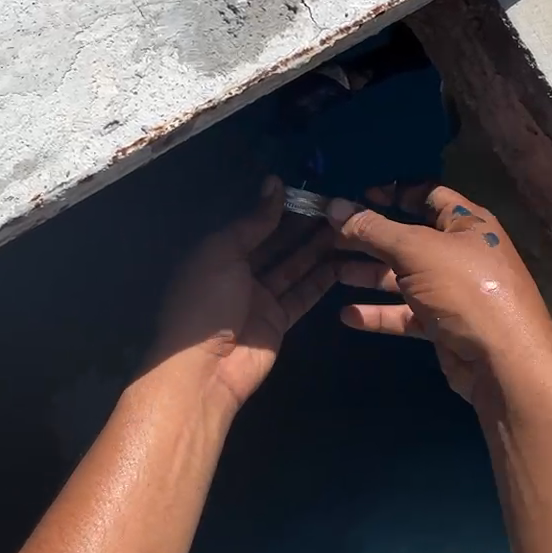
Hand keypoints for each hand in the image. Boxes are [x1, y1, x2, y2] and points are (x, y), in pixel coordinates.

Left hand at [150, 177, 338, 421]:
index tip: (310, 191)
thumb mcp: (222, 252)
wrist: (205, 368)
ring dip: (316, 248)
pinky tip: (343, 261)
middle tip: (336, 207)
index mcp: (218, 253)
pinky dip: (321, 280)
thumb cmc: (205, 302)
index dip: (280, 208)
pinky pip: (302, 295)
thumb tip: (274, 184)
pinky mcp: (278, 321)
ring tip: (346, 228)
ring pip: (293, 267)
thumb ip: (253, 221)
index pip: (254, 224)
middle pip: (276, 245)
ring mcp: (259, 299)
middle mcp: (239, 273)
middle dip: (303, 226)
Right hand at [329, 184, 551, 407]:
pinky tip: (348, 315)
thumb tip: (334, 206)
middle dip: (370, 237)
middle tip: (329, 235)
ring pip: (402, 277)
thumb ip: (373, 229)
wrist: (501, 360)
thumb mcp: (415, 250)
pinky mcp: (441, 324)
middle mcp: (459, 253)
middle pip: (407, 238)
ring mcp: (450, 291)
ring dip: (368, 274)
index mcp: (465, 223)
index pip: (426, 195)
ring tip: (330, 271)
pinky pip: (404, 313)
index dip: (391, 192)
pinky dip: (379, 313)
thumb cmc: (463, 289)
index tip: (353, 197)